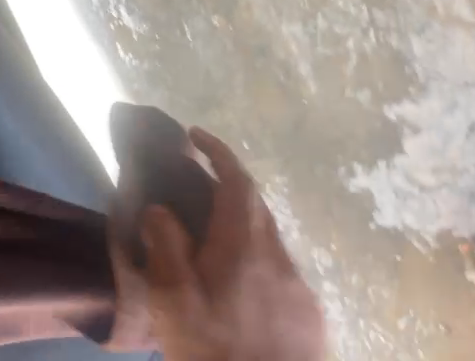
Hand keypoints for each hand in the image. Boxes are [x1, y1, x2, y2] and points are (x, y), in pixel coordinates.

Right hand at [139, 128, 324, 360]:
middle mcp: (282, 264)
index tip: (194, 135)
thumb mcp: (170, 293)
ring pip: (270, 241)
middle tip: (192, 179)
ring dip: (240, 222)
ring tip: (205, 231)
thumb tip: (162, 209)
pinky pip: (279, 270)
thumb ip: (165, 241)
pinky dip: (252, 254)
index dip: (219, 153)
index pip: (239, 185)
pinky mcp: (311, 322)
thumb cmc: (211, 346)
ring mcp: (303, 295)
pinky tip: (230, 277)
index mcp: (246, 249)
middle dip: (228, 185)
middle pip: (259, 209)